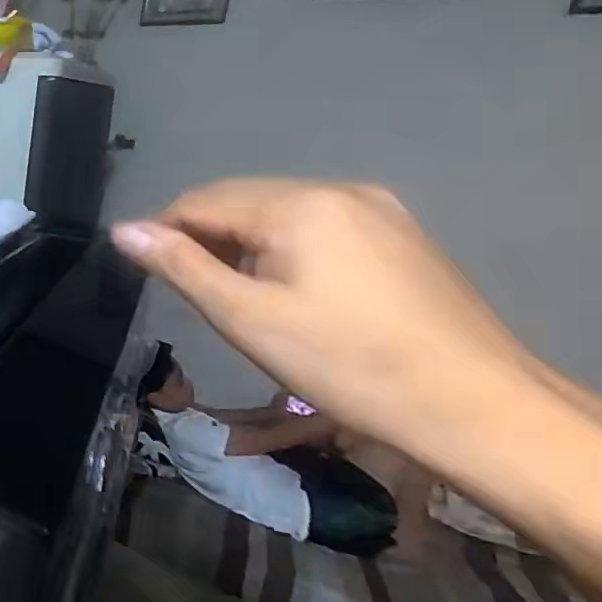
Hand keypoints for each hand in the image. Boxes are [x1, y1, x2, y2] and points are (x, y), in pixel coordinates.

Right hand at [111, 179, 532, 445]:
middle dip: (200, 236)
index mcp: (299, 205)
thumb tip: (121, 229)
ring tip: (233, 293)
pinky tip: (282, 287)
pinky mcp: (398, 235)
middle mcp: (339, 191)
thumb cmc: (344, 362)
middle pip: (236, 200)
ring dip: (238, 242)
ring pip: (273, 212)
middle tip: (190, 291)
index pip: (198, 201)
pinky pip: (312, 225)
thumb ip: (178, 264)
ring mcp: (377, 210)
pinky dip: (279, 247)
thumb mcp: (242, 315)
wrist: (480, 410)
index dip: (160, 233)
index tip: (147, 275)